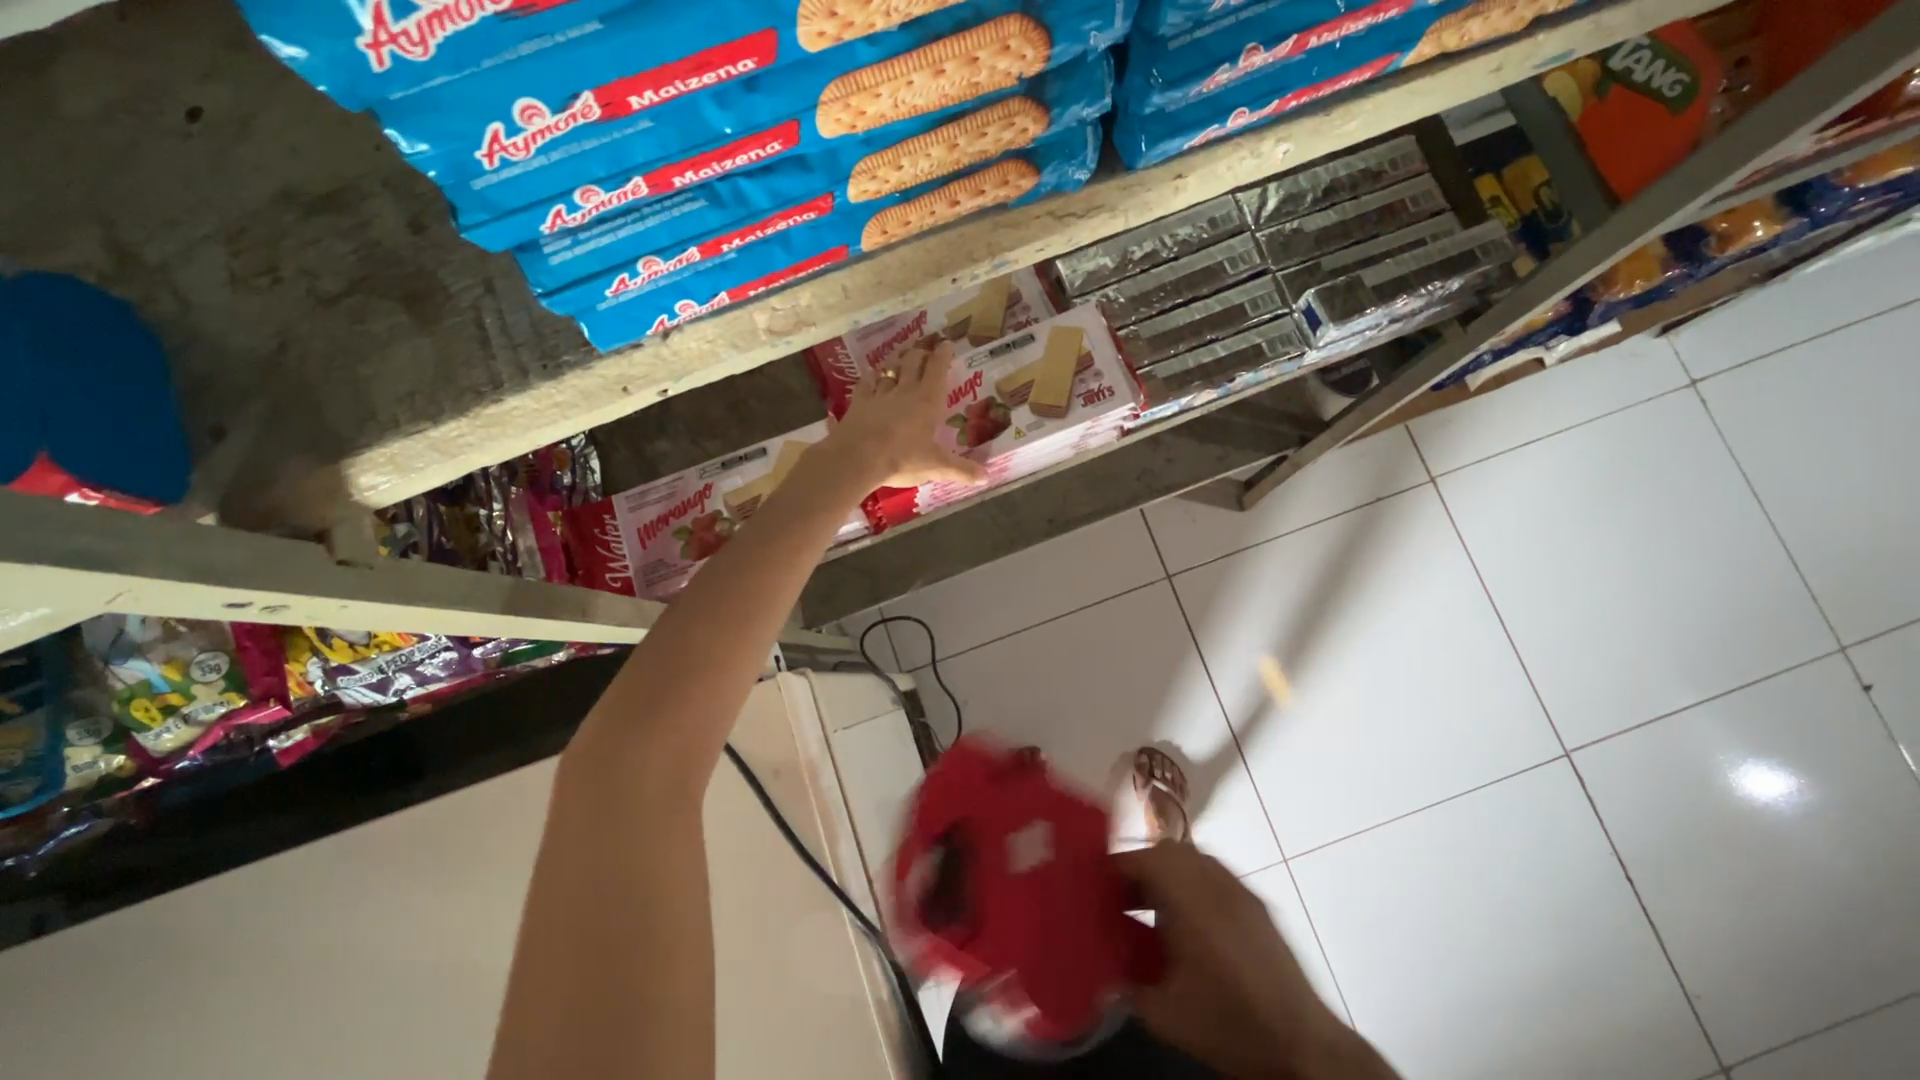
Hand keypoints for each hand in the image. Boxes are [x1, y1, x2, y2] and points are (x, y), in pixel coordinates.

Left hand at [824, 341, 988, 489]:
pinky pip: (866, 383)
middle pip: (913, 362)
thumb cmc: (903, 459)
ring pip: (889, 369)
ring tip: (900, 356)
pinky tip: (871, 376)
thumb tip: (987, 476)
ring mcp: (880, 394)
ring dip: (897, 361)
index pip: (938, 369)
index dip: (943, 354)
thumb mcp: (937, 467)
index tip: (947, 344)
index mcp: (928, 400)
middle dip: (921, 353)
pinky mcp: (859, 402)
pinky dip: (871, 377)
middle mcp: (905, 390)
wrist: (857, 458)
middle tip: (925, 349)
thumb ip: (961, 470)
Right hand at [1115, 843, 1399, 1079]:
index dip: (1116, 867)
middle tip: (1118, 897)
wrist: (1303, 1047)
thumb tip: (1102, 971)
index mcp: (1192, 901)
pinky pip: (1217, 879)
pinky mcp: (1260, 911)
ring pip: (1197, 862)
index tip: (1093, 884)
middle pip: (1172, 852)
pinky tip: (1185, 926)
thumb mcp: (1164, 1013)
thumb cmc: (1228, 1023)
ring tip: (1148, 909)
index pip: (1147, 859)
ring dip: (1168, 875)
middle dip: (1141, 867)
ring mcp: (1244, 895)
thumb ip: (1126, 984)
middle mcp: (1219, 885)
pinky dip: (1192, 887)